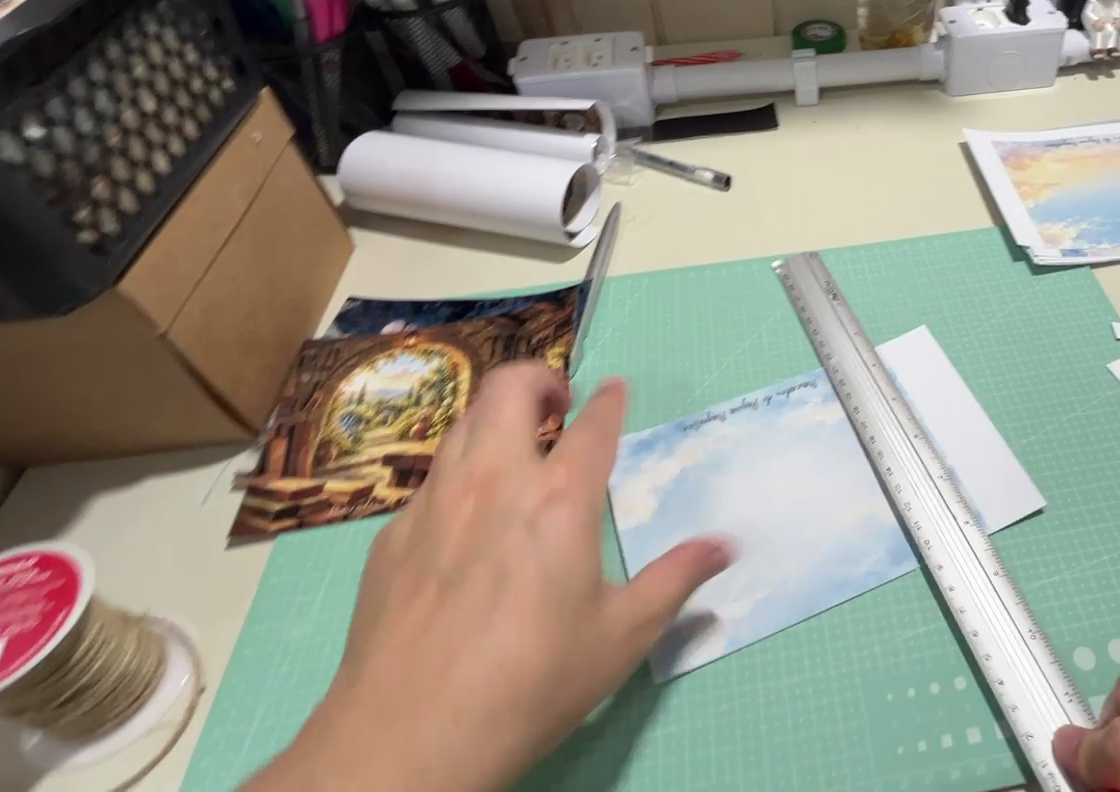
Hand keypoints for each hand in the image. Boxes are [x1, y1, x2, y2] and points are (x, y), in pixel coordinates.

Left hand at [245, 364, 733, 791]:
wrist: (404, 743)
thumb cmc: (531, 684)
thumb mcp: (621, 637)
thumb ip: (676, 579)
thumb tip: (727, 545)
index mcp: (559, 500)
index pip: (592, 425)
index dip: (610, 400)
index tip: (616, 389)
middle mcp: (495, 481)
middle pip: (509, 389)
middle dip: (540, 378)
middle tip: (560, 405)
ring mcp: (435, 502)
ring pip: (463, 421)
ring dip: (498, 417)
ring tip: (519, 447)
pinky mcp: (393, 534)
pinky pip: (433, 476)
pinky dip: (463, 470)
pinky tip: (470, 519)